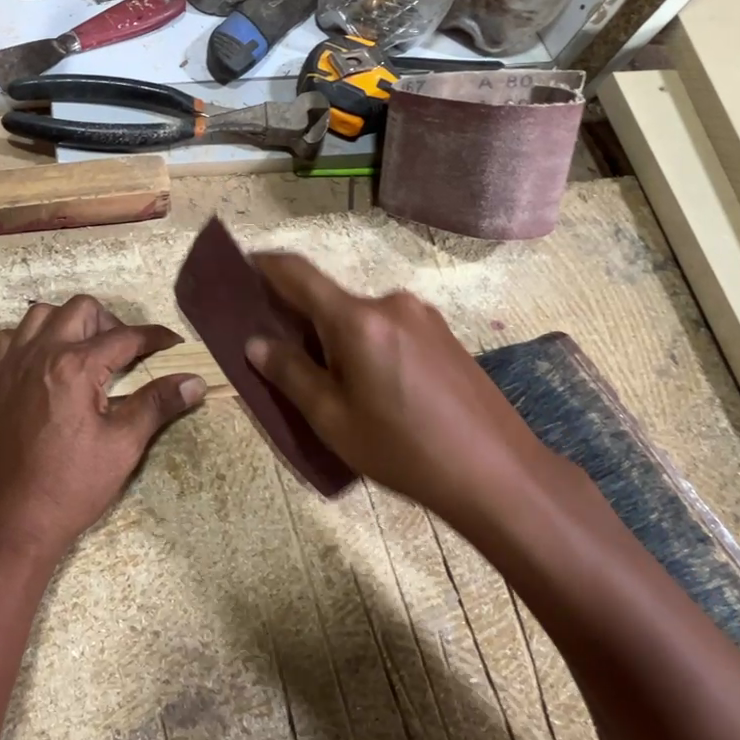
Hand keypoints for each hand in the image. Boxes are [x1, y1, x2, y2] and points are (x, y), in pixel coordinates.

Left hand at [0, 296, 206, 561]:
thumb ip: (157, 404)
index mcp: (74, 366)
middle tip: (128, 356)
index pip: (125, 336)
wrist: (10, 522)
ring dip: (70, 324)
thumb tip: (194, 381)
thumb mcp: (123, 446)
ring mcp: (12, 365)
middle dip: (111, 323)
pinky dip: (32, 339)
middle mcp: (39, 353)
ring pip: (42, 315)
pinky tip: (48, 365)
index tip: (174, 346)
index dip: (155, 338)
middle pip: (82, 310)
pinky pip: (11, 338)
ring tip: (89, 355)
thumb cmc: (70, 487)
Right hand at [243, 253, 557, 524]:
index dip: (264, 265)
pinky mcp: (444, 336)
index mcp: (357, 319)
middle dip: (300, 320)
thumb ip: (291, 374)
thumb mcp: (333, 419)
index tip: (240, 266)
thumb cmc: (404, 449)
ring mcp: (423, 318)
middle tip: (280, 355)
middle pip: (329, 299)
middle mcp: (391, 304)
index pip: (297, 273)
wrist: (499, 474)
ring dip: (336, 338)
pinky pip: (388, 330)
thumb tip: (257, 343)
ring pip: (360, 318)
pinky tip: (372, 389)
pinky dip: (365, 346)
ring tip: (329, 384)